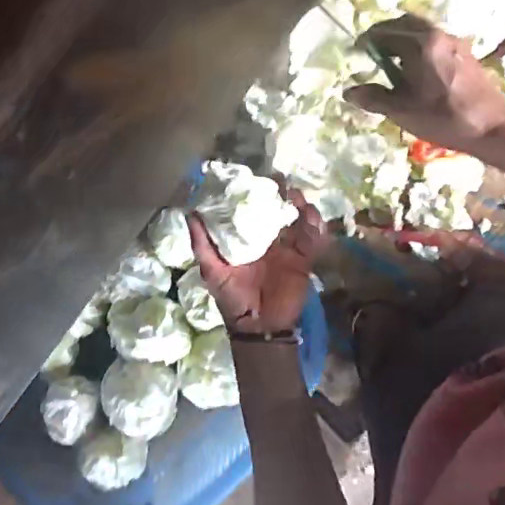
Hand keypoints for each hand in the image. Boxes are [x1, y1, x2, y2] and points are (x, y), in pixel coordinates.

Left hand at [187, 189, 328, 335]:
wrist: (258, 327)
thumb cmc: (232, 299)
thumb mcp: (212, 271)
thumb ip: (202, 245)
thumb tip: (189, 214)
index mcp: (246, 240)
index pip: (251, 211)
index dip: (254, 194)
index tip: (254, 177)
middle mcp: (268, 241)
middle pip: (277, 211)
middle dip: (280, 194)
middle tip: (280, 180)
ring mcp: (287, 249)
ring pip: (297, 221)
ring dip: (299, 207)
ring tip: (296, 196)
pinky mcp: (303, 261)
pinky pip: (312, 241)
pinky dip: (314, 228)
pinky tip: (310, 216)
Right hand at [342, 15, 504, 153]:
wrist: (493, 128)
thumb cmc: (444, 118)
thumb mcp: (402, 111)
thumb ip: (374, 98)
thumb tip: (349, 91)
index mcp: (421, 44)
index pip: (384, 32)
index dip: (366, 41)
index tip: (355, 54)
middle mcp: (439, 35)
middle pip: (405, 23)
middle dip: (384, 34)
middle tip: (371, 53)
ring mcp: (455, 42)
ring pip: (421, 30)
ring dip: (402, 40)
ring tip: (391, 63)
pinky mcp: (465, 53)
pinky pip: (434, 40)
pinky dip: (418, 47)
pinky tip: (414, 70)